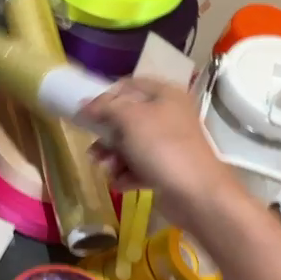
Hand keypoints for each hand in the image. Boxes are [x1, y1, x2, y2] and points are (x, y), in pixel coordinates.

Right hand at [80, 78, 241, 228]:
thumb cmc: (162, 147)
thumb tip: (83, 105)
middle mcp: (167, 115)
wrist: (196, 193)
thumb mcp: (130, 118)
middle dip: (106, 135)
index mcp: (164, 95)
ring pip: (128, 145)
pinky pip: (137, 166)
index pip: (127, 86)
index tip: (86, 115)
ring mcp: (167, 144)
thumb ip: (104, 107)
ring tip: (108, 169)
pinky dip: (126, 174)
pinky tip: (121, 183)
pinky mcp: (165, 169)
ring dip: (112, 157)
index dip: (105, 98)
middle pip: (125, 118)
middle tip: (95, 148)